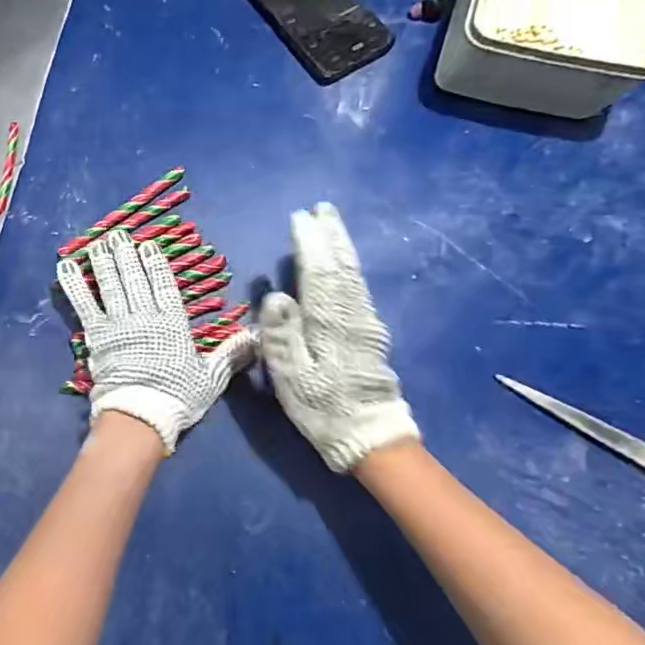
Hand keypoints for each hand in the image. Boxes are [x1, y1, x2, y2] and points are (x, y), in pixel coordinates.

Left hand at [57, 231, 255, 453]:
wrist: (140, 413)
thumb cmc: (177, 397)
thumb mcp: (211, 377)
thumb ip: (231, 353)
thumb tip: (257, 336)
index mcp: (172, 324)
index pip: (164, 286)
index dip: (155, 264)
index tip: (148, 245)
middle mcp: (144, 316)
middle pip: (134, 279)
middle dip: (126, 255)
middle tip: (118, 235)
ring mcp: (117, 323)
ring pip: (110, 285)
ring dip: (104, 261)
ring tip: (98, 242)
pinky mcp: (95, 334)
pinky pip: (83, 303)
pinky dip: (74, 284)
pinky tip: (65, 266)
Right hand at [258, 203, 419, 472]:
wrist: (368, 435)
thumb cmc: (322, 407)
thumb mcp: (291, 376)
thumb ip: (282, 335)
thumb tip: (275, 295)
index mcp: (330, 324)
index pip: (319, 275)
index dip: (309, 246)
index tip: (300, 220)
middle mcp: (353, 316)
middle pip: (342, 268)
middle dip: (331, 237)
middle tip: (322, 209)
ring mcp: (365, 323)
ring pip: (353, 276)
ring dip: (341, 248)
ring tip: (331, 226)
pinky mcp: (369, 333)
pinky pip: (357, 289)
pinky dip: (348, 269)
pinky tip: (343, 264)